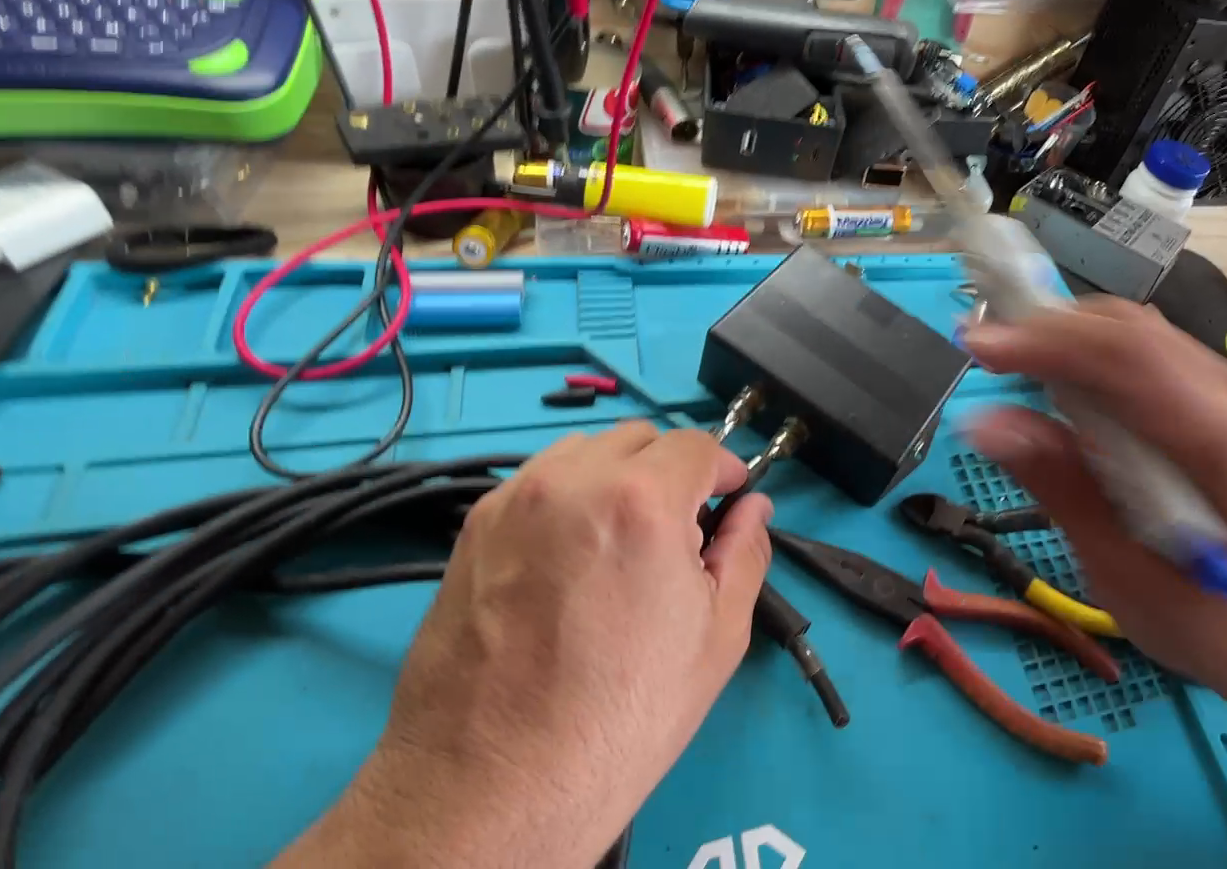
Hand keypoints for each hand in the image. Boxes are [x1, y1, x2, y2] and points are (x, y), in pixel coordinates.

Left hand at [277, 423, 771, 868]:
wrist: (493, 788)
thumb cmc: (623, 716)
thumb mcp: (718, 636)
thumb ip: (746, 552)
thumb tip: (753, 510)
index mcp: (641, 501)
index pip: (695, 445)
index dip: (724, 470)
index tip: (730, 502)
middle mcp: (571, 482)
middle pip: (640, 439)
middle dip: (672, 470)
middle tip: (680, 532)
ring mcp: (513, 502)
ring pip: (585, 452)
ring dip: (618, 476)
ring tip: (624, 542)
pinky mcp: (474, 530)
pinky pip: (537, 482)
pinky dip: (570, 496)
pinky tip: (574, 556)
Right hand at [962, 297, 1226, 706]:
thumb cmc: (1226, 631)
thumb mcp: (1130, 575)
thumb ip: (1063, 489)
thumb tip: (987, 424)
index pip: (1127, 354)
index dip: (1045, 339)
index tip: (977, 345)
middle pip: (1135, 329)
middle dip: (1052, 329)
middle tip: (989, 354)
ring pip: (1144, 338)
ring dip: (1073, 342)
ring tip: (1016, 365)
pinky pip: (1155, 365)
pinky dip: (1100, 364)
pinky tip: (1068, 391)